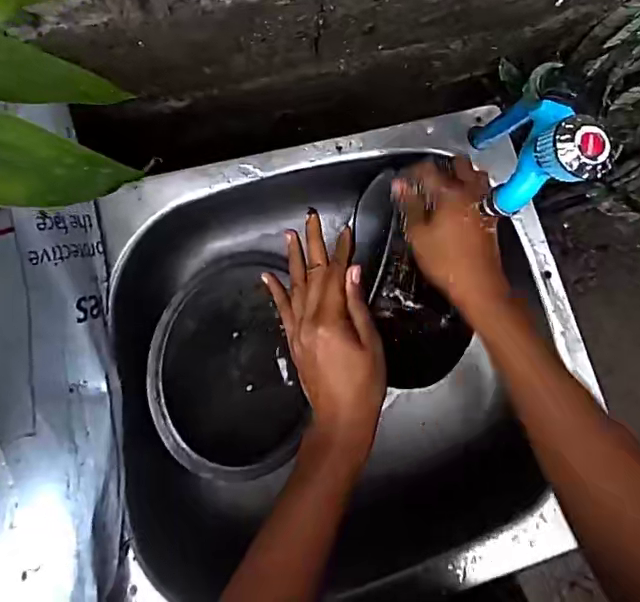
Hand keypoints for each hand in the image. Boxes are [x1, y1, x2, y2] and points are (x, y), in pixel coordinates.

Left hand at [262, 209, 385, 453]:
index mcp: (330, 321)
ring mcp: (297, 330)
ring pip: (294, 286)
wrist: (340, 422)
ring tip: (290, 235)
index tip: (346, 230)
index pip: (335, 276)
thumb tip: (351, 270)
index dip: (341, 251)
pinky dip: (275, 291)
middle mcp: (308, 321)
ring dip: (292, 259)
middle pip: (311, 274)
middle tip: (311, 218)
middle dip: (312, 244)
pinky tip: (268, 275)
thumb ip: (357, 305)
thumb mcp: (370, 344)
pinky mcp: (292, 341)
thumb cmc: (364, 385)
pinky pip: (282, 310)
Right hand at [392, 157, 508, 314]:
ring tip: (444, 186)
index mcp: (450, 192)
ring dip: (460, 175)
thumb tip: (400, 187)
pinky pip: (482, 190)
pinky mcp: (491, 215)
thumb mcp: (418, 234)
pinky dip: (471, 189)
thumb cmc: (450, 264)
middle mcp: (471, 192)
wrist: (479, 286)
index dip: (412, 171)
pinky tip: (459, 203)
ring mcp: (484, 202)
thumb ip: (409, 205)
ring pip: (474, 173)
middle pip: (456, 163)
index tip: (404, 180)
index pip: (428, 168)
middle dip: (440, 167)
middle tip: (425, 179)